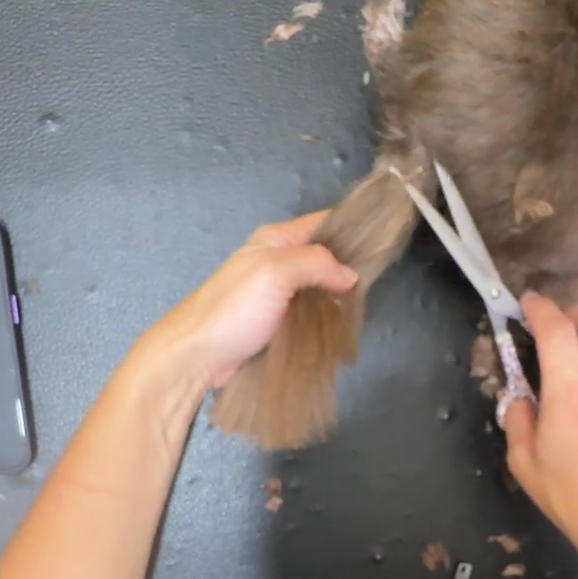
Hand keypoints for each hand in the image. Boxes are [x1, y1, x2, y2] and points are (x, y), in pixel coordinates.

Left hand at [141, 211, 358, 392]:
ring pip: (318, 289)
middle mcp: (277, 262)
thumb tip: (350, 275)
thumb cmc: (233, 309)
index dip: (352, 229)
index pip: (323, 223)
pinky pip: (308, 314)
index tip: (382, 244)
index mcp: (275, 240)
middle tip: (374, 286)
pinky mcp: (275, 323)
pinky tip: (338, 329)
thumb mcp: (275, 272)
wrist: (195, 356)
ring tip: (359, 310)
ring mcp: (275, 294)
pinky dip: (324, 319)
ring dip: (337, 299)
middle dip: (348, 269)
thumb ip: (316, 264)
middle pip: (324, 258)